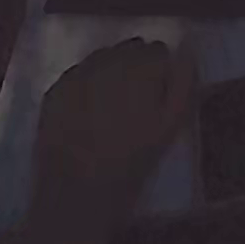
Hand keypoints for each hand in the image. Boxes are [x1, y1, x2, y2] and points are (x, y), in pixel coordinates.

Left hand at [20, 38, 194, 243]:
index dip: (159, 75)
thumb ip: (182, 82)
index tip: (156, 99)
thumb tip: (187, 47)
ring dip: (110, 74)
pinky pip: (79, 75)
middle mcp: (110, 57)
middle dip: (135, 69)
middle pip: (131, 50)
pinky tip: (85, 116)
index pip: (158, 52)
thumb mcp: (170, 127)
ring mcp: (80, 70)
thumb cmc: (130, 163)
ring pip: (104, 59)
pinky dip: (85, 88)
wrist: (74, 196)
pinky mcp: (57, 87)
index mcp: (142, 64)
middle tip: (134, 106)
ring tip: (109, 111)